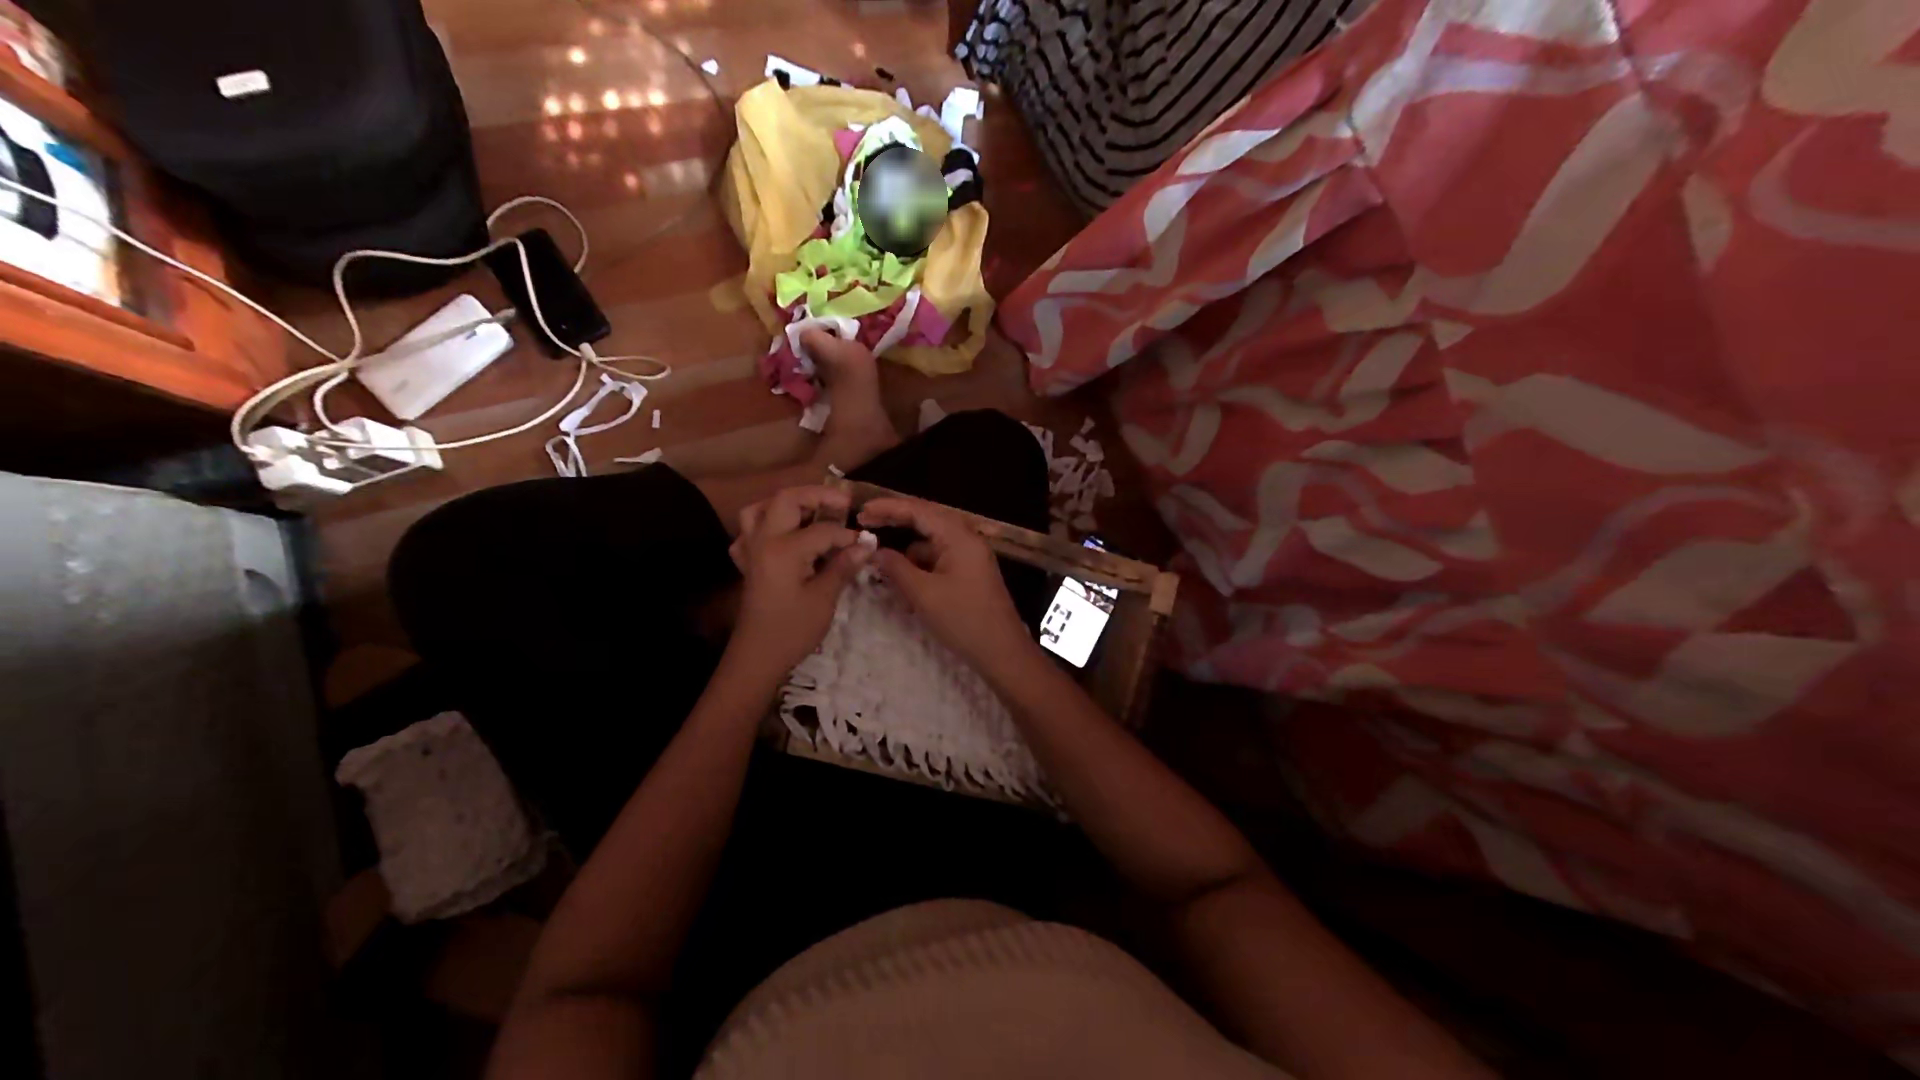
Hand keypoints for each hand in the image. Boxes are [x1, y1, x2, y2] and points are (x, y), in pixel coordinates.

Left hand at [727, 485, 869, 678]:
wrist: (757, 657)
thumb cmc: (792, 630)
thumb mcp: (824, 599)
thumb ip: (843, 566)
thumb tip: (866, 544)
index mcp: (784, 549)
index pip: (823, 529)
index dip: (847, 535)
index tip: (866, 544)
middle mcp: (764, 540)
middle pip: (787, 499)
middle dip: (816, 495)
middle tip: (842, 503)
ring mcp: (751, 550)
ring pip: (761, 509)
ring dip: (786, 504)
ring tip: (810, 511)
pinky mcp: (747, 563)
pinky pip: (749, 532)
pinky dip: (764, 525)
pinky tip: (781, 536)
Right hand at [858, 496, 1036, 677]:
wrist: (1002, 652)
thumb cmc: (963, 620)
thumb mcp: (923, 594)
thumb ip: (896, 568)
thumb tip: (874, 550)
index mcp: (959, 537)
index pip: (918, 510)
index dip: (888, 508)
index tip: (861, 512)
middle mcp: (966, 540)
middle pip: (925, 521)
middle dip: (895, 523)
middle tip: (864, 524)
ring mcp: (969, 557)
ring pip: (930, 545)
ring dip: (906, 554)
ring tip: (882, 570)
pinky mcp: (968, 574)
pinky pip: (938, 562)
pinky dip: (920, 570)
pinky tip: (906, 592)